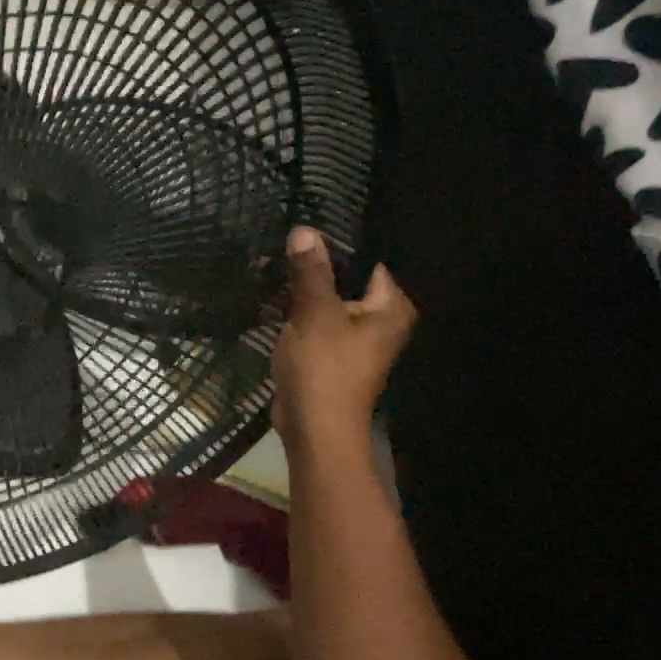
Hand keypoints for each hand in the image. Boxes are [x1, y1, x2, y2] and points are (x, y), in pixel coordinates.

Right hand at [271, 226, 415, 446]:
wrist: (315, 429)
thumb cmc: (324, 369)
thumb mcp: (315, 314)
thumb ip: (310, 273)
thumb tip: (304, 230)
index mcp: (391, 307)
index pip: (366, 261)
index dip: (334, 246)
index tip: (302, 232)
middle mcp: (381, 320)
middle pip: (344, 281)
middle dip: (311, 269)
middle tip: (278, 247)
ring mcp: (355, 340)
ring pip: (326, 303)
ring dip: (300, 293)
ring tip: (269, 270)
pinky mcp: (331, 355)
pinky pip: (314, 324)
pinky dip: (296, 315)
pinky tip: (271, 304)